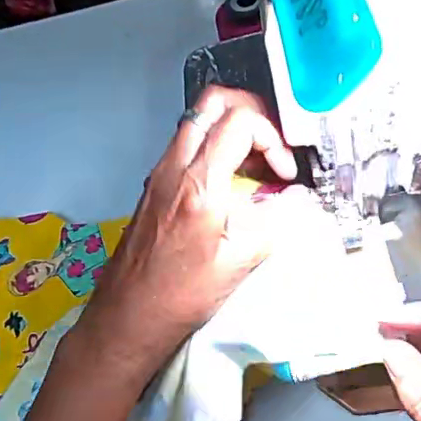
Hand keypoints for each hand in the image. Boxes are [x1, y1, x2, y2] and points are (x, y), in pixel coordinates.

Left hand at [69, 86, 300, 384]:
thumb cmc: (175, 297)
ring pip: (196, 122)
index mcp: (198, 184)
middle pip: (212, 104)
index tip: (283, 171)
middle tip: (271, 142)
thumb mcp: (238, 263)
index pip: (240, 121)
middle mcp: (172, 170)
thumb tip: (291, 204)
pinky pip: (184, 148)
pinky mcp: (152, 189)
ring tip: (254, 166)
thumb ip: (271, 223)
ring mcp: (158, 177)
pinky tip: (229, 185)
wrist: (129, 316)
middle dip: (250, 112)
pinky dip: (211, 151)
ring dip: (230, 131)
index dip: (273, 138)